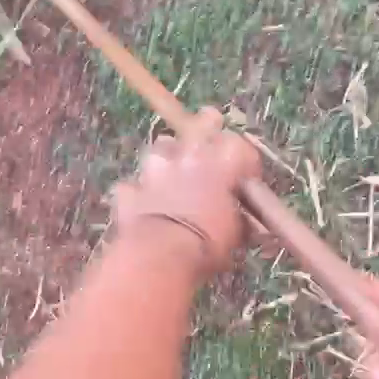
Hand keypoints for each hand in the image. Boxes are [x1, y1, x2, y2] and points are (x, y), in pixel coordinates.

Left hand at [110, 108, 261, 277]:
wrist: (160, 255)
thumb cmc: (208, 244)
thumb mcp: (235, 235)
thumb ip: (239, 219)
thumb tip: (245, 223)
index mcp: (221, 166)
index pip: (240, 146)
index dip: (245, 157)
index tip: (247, 174)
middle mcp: (188, 158)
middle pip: (200, 126)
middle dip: (207, 124)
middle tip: (211, 123)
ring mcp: (155, 171)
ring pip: (161, 148)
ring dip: (167, 157)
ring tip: (171, 168)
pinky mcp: (131, 191)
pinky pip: (134, 186)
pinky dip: (139, 192)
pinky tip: (143, 203)